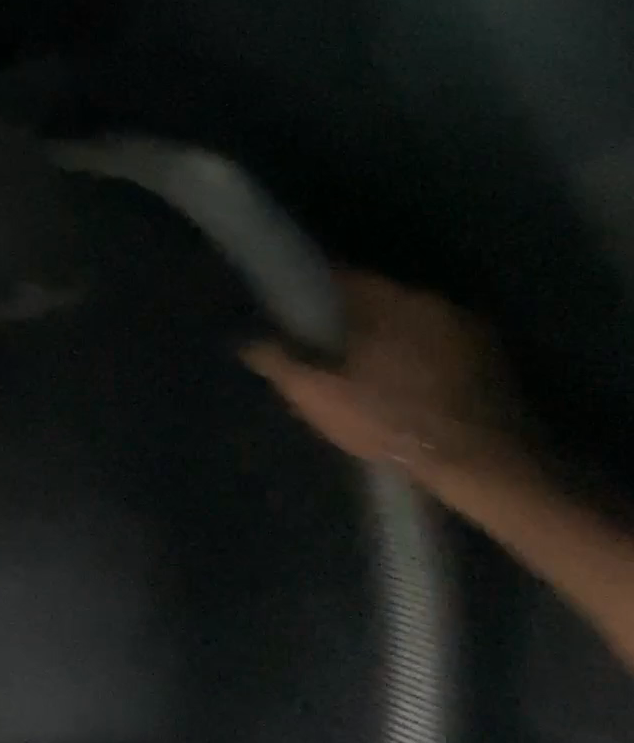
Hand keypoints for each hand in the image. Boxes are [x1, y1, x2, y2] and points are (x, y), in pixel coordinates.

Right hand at [242, 272, 524, 476]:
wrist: (483, 466)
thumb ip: (278, 361)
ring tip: (350, 365)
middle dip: (343, 317)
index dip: (306, 289)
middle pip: (375, 299)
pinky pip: (432, 344)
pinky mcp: (491, 361)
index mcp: (394, 302)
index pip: (341, 276)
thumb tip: (250, 342)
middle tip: (312, 341)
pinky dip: (408, 354)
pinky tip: (390, 382)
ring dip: (379, 336)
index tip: (283, 306)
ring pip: (406, 323)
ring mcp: (471, 332)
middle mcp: (436, 304)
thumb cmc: (389, 419)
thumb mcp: (314, 394)